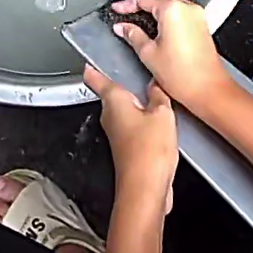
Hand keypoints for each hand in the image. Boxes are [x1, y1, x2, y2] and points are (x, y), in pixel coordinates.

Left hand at [84, 65, 176, 209]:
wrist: (145, 189)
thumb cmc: (148, 152)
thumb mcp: (162, 114)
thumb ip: (159, 96)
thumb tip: (156, 86)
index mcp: (113, 100)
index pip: (96, 79)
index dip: (93, 70)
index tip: (89, 63)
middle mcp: (110, 117)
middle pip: (114, 95)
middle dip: (128, 88)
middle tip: (142, 79)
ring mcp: (116, 134)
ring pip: (126, 113)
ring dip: (139, 108)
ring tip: (156, 102)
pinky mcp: (126, 149)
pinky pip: (134, 130)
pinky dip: (144, 126)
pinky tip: (158, 128)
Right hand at [110, 0, 229, 113]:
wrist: (209, 91)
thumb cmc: (184, 76)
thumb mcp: (148, 54)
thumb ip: (132, 34)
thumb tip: (123, 27)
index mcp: (172, 10)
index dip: (126, 3)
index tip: (117, 9)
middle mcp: (187, 8)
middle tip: (124, 8)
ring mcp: (196, 15)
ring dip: (152, 3)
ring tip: (137, 14)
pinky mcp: (201, 24)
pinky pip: (179, 8)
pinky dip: (164, 10)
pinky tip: (154, 22)